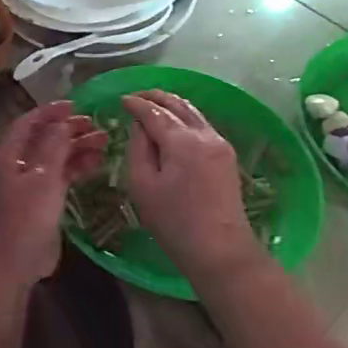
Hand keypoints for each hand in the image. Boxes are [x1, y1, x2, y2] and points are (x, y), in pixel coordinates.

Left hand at [0, 101, 107, 284]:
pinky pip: (61, 175)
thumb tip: (64, 122)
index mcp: (9, 154)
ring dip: (77, 147)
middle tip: (96, 124)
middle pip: (44, 138)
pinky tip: (98, 162)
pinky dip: (77, 167)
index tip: (76, 105)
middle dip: (69, 129)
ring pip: (55, 156)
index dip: (50, 111)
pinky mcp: (42, 199)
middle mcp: (18, 164)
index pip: (28, 122)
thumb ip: (54, 146)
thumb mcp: (43, 177)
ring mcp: (30, 182)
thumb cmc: (27, 217)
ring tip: (105, 140)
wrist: (17, 262)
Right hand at [122, 91, 264, 284]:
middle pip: (178, 104)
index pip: (154, 112)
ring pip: (193, 112)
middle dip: (155, 97)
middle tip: (135, 96)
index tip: (121, 99)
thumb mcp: (142, 185)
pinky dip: (184, 117)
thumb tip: (139, 125)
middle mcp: (204, 135)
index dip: (135, 103)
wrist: (220, 250)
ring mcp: (220, 144)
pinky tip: (173, 125)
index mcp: (182, 141)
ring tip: (152, 106)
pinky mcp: (227, 156)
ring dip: (171, 105)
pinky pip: (201, 125)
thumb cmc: (173, 221)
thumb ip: (137, 148)